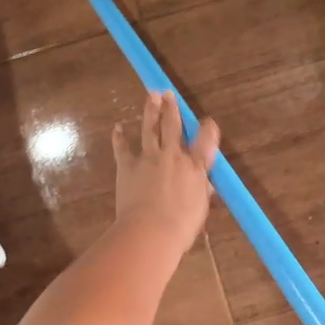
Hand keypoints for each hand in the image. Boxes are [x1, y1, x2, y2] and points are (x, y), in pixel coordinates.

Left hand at [111, 91, 219, 252]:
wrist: (150, 230)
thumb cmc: (181, 226)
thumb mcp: (199, 209)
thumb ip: (201, 192)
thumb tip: (206, 185)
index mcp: (195, 167)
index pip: (206, 140)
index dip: (208, 128)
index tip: (207, 122)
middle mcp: (173, 156)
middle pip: (173, 125)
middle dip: (172, 108)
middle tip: (168, 93)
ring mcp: (149, 157)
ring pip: (150, 128)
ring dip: (151, 110)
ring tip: (151, 95)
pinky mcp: (128, 165)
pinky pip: (122, 147)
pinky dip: (119, 136)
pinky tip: (117, 127)